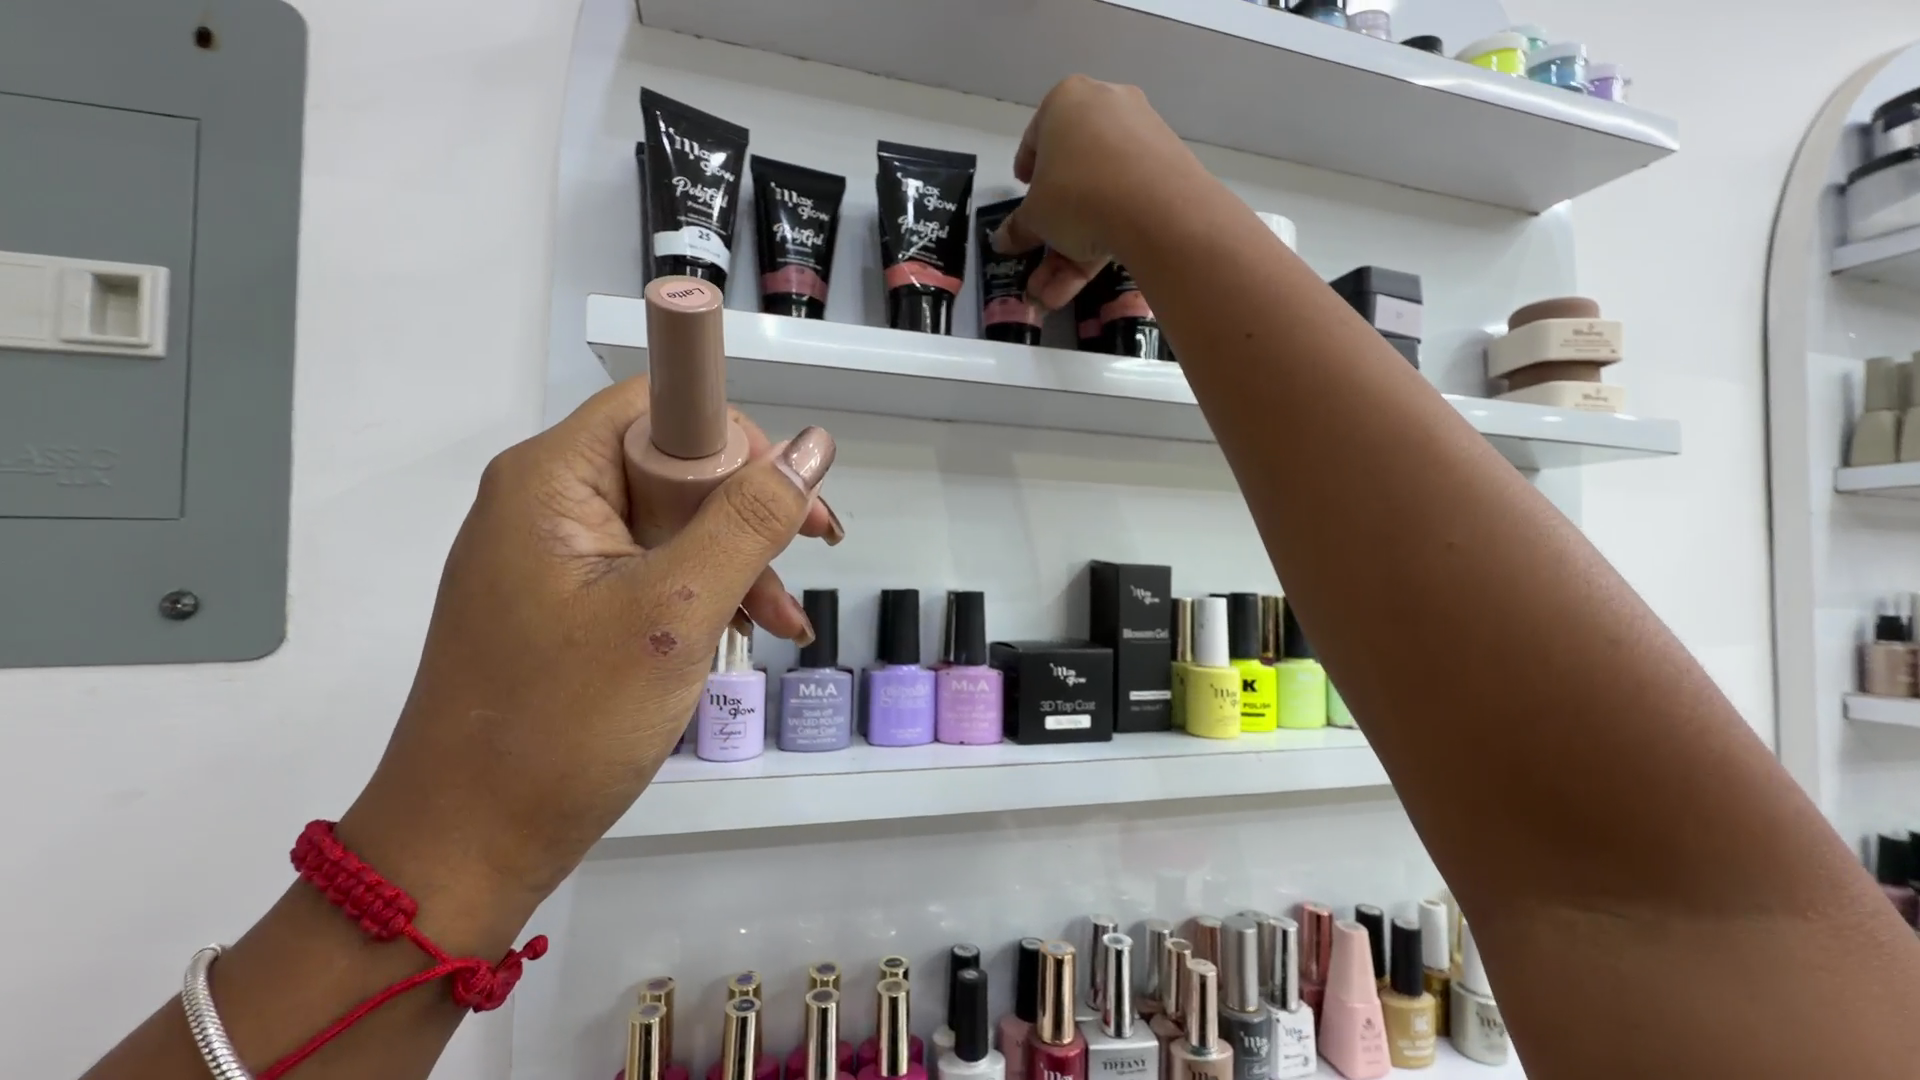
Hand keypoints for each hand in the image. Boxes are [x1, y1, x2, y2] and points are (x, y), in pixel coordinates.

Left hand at [339, 378, 839, 909]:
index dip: (737, 439)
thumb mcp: (675, 612)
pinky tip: (744, 634)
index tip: (790, 500)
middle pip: (673, 466)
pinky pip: (651, 571)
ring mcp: (555, 558)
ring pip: (672, 524)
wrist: (469, 847)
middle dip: (749, 512)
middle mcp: (547, 502)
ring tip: (783, 625)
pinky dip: (704, 596)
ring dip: (738, 562)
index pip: (661, 406)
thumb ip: (749, 520)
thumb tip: (815, 445)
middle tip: (816, 551)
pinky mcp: (566, 605)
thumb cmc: (565, 722)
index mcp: (552, 479)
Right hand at [989, 75, 1207, 309]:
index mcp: (1066, 101)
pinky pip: (1124, 204)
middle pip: (1071, 171)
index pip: (1036, 137)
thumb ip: (1019, 227)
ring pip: (1097, 196)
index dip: (1026, 169)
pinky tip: (1079, 282)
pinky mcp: (1166, 171)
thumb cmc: (1076, 194)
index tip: (1023, 189)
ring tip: (1051, 293)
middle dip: (1051, 223)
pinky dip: (1102, 240)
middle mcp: (1106, 107)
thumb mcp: (1035, 216)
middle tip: (1038, 250)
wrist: (1156, 207)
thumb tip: (1003, 239)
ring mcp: (1141, 138)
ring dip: (1070, 247)